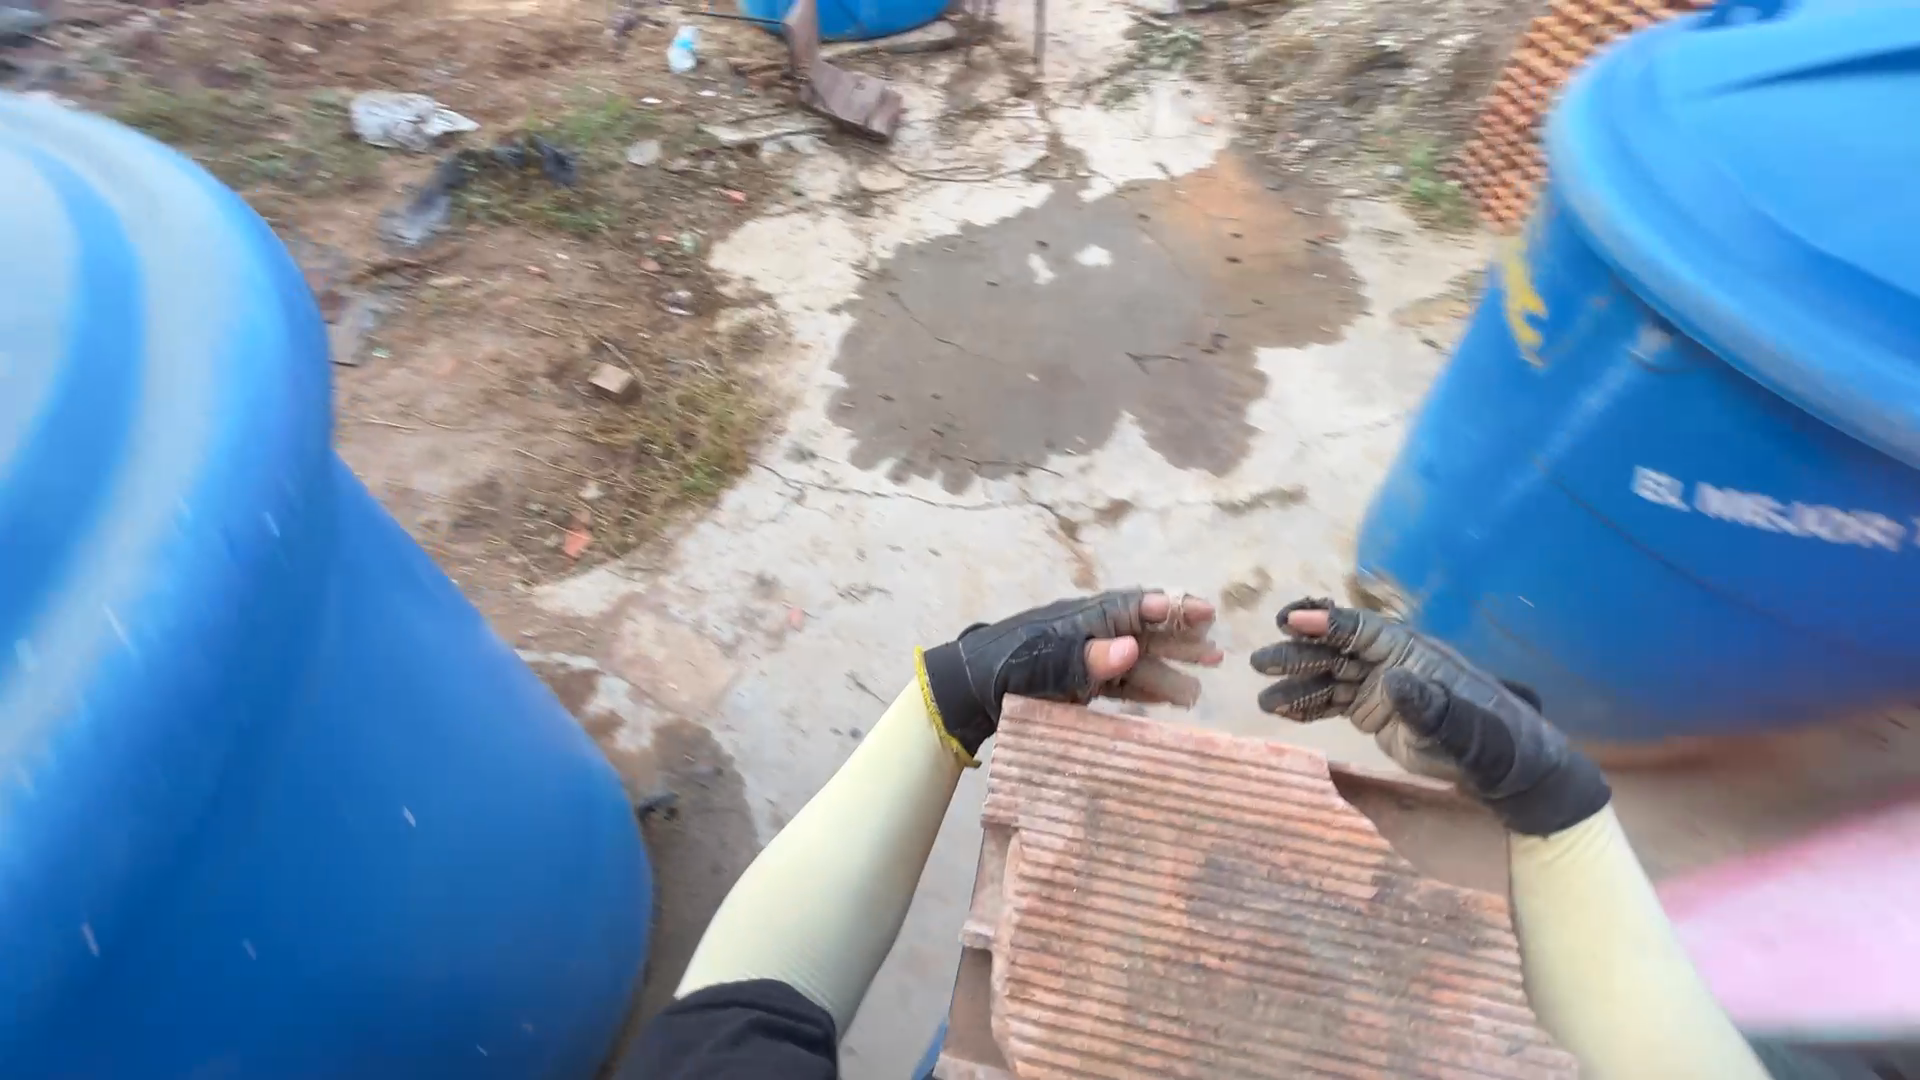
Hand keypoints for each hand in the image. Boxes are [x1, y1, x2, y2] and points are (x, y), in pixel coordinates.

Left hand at [920, 589, 1221, 759]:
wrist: (973, 688)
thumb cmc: (1009, 666)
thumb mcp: (1047, 662)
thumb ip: (1088, 657)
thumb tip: (1130, 647)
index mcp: (1084, 620)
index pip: (1133, 608)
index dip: (1169, 608)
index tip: (1204, 611)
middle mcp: (1091, 635)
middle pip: (1143, 632)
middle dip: (1180, 636)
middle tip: (1217, 649)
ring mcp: (1088, 660)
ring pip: (1138, 659)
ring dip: (1172, 664)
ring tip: (1208, 669)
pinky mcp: (1082, 684)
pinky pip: (1123, 684)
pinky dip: (1149, 689)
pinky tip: (1175, 698)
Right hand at [1250, 597, 1608, 835]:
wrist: (1507, 772)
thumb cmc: (1492, 743)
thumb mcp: (1463, 725)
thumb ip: (1428, 704)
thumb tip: (1390, 680)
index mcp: (1410, 653)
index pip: (1360, 630)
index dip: (1324, 623)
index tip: (1288, 621)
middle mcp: (1387, 662)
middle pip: (1333, 651)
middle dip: (1297, 654)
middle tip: (1259, 662)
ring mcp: (1376, 686)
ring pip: (1326, 678)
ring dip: (1294, 686)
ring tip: (1264, 702)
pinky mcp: (1369, 710)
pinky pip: (1330, 703)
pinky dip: (1305, 707)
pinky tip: (1282, 713)